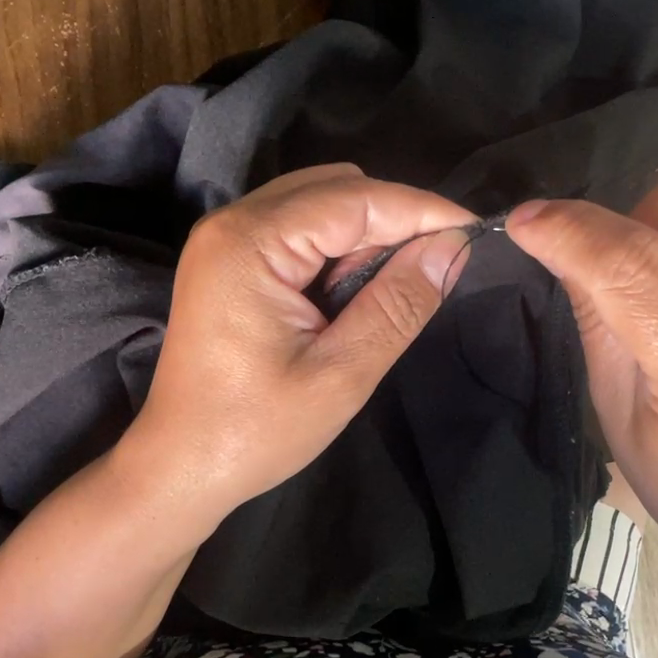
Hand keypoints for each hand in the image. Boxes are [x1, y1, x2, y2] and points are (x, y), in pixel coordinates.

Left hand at [121, 164, 475, 523]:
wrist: (181, 467)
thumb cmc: (256, 431)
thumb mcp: (340, 375)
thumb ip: (398, 306)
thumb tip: (452, 248)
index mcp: (251, 243)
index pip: (355, 199)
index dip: (421, 210)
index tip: (476, 232)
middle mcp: (230, 224)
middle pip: (333, 190)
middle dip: (391, 222)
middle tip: (428, 275)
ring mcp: (222, 243)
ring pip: (315, 207)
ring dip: (362, 239)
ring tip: (387, 294)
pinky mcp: (225, 266)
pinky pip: (293, 234)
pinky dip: (332, 254)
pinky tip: (347, 298)